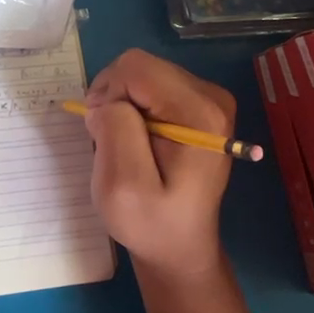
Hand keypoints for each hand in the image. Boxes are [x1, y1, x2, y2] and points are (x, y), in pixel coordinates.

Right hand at [82, 50, 236, 282]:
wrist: (178, 246)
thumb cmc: (151, 223)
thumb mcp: (121, 186)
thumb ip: (114, 130)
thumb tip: (107, 101)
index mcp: (200, 112)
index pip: (135, 69)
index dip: (107, 94)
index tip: (102, 132)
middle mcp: (212, 97)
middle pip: (140, 66)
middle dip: (114, 97)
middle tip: (110, 139)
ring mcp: (209, 99)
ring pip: (142, 73)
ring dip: (122, 103)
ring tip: (124, 142)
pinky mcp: (200, 105)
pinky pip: (151, 85)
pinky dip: (133, 106)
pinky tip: (137, 138)